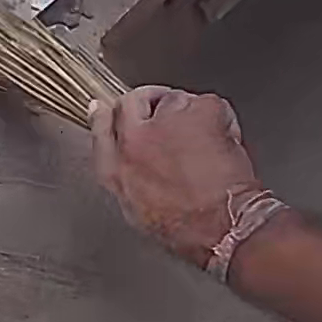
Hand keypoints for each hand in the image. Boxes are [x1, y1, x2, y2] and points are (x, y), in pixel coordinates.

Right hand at [90, 87, 264, 267]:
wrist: (219, 223)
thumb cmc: (182, 223)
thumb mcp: (133, 206)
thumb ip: (122, 174)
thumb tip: (126, 159)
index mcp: (114, 168)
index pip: (100, 127)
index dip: (104, 115)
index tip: (105, 109)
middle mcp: (133, 141)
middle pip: (132, 101)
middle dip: (146, 101)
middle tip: (164, 112)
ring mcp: (166, 122)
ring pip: (173, 99)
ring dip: (185, 113)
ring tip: (200, 140)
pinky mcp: (200, 111)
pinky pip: (207, 102)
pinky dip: (218, 117)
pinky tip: (220, 141)